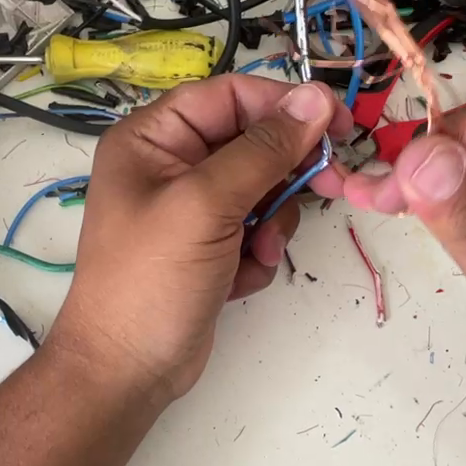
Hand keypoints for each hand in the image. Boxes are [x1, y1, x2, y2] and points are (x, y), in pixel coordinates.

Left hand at [44, 76, 349, 401]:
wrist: (128, 369)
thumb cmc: (152, 279)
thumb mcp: (206, 205)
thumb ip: (263, 149)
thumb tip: (315, 97)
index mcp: (153, 139)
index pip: (230, 96)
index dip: (284, 104)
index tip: (336, 124)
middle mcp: (171, 166)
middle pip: (253, 142)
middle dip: (285, 173)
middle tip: (327, 189)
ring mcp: (192, 210)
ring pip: (262, 189)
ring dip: (272, 221)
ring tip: (258, 251)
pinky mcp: (210, 248)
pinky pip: (255, 230)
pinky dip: (257, 253)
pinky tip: (237, 280)